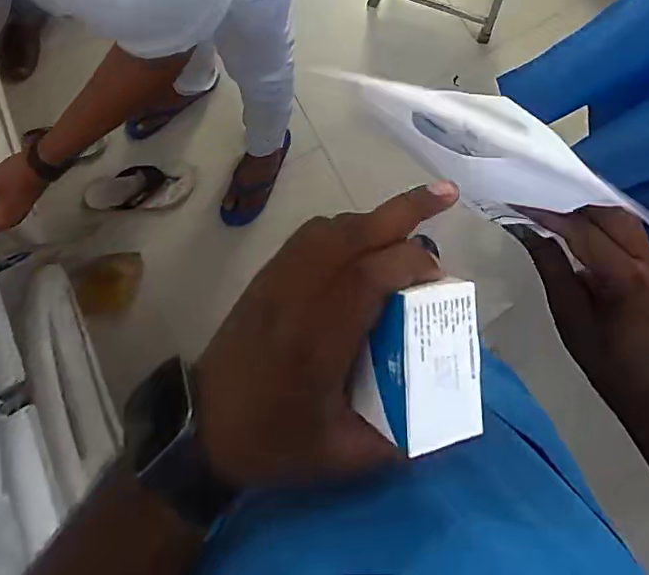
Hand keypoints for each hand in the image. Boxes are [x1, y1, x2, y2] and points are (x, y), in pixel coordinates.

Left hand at [194, 182, 457, 488]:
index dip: (412, 264)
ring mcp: (282, 276)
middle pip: (358, 231)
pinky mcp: (271, 272)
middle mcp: (301, 293)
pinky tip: (366, 240)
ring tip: (412, 224)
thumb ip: (394, 441)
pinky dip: (351, 226)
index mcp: (320, 336)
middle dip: (408, 208)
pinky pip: (317, 231)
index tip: (440, 277)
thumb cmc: (272, 439)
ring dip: (380, 219)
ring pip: (339, 225)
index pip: (372, 274)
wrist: (200, 430)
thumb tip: (443, 420)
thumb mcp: (338, 455)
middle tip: (447, 193)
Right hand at [510, 206, 648, 411]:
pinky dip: (601, 214)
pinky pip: (625, 222)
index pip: (584, 231)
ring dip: (588, 204)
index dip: (552, 214)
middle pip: (607, 212)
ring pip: (619, 212)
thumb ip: (549, 263)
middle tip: (538, 196)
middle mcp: (644, 257)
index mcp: (623, 275)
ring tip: (557, 202)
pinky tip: (580, 216)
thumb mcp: (566, 311)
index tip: (523, 203)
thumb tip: (526, 227)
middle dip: (571, 201)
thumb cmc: (599, 353)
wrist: (640, 377)